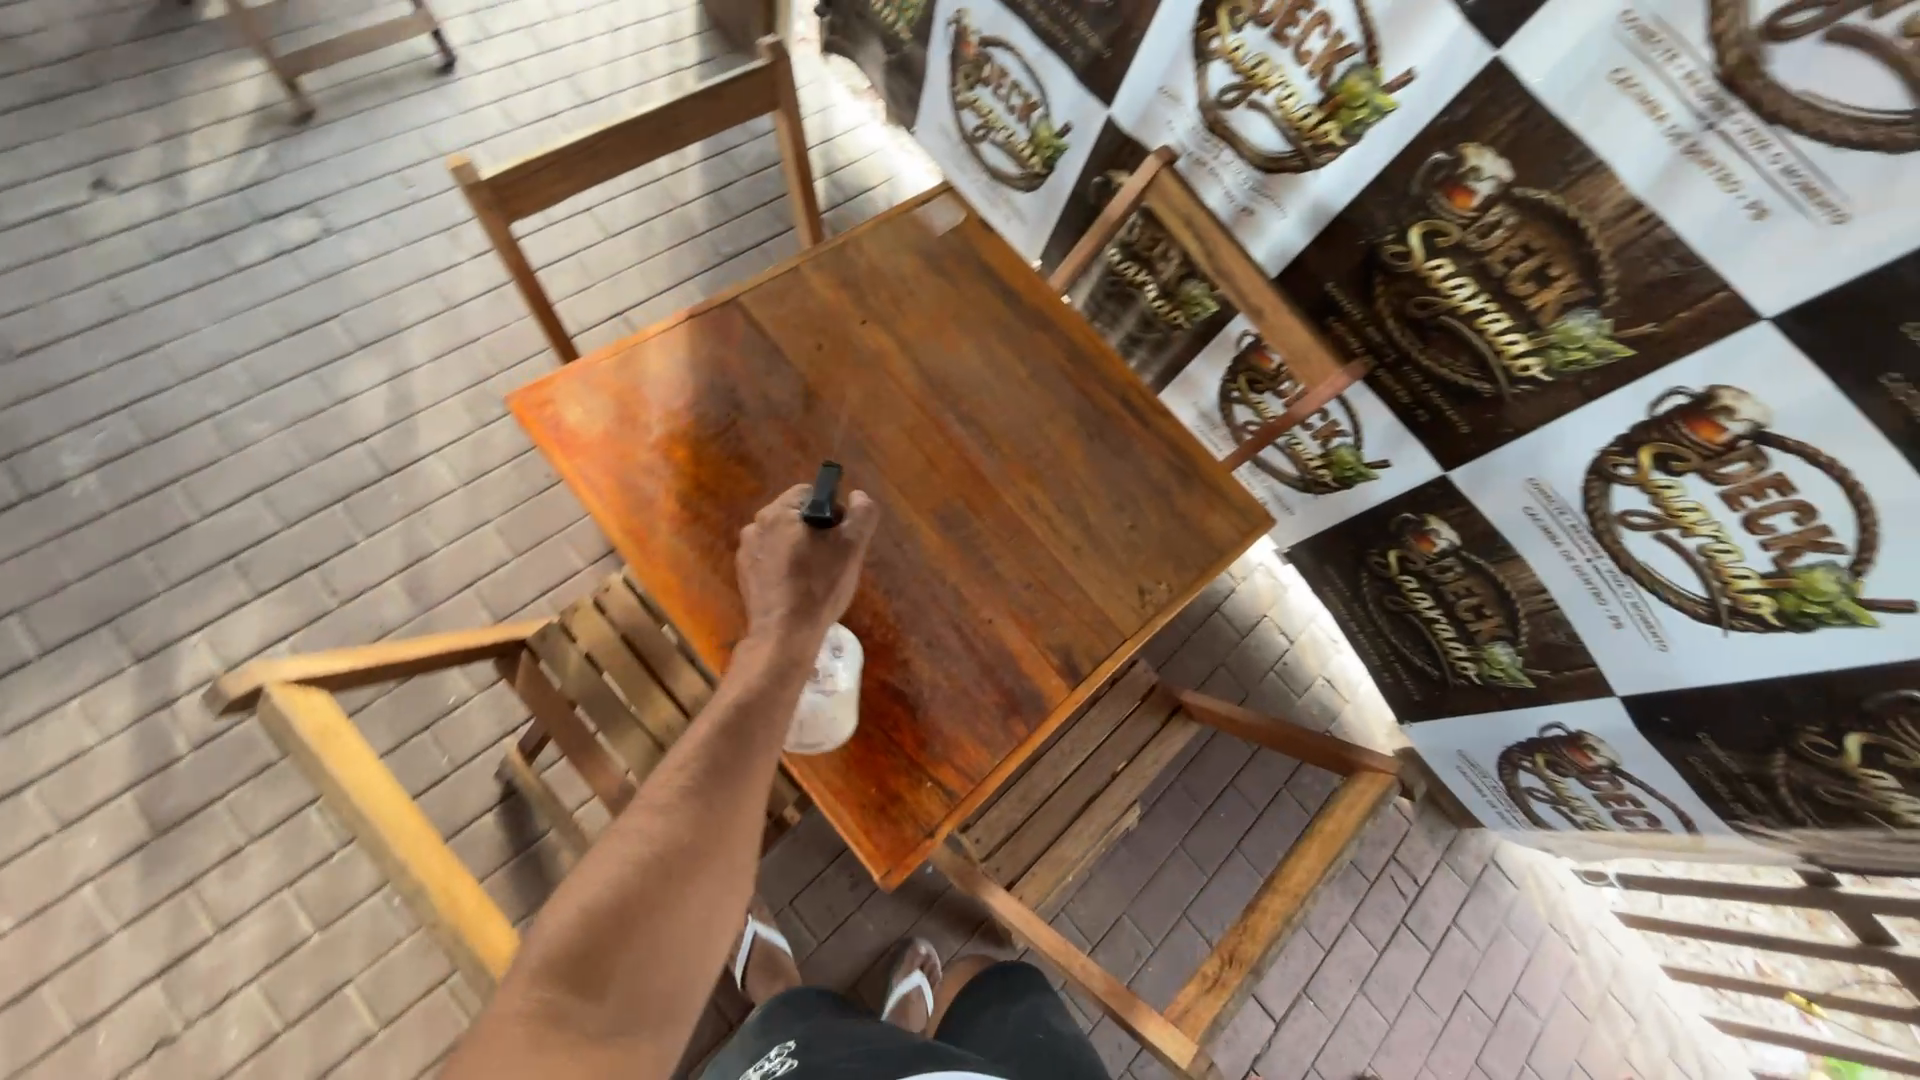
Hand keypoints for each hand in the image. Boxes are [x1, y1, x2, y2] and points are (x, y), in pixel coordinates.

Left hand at [735, 483, 878, 651]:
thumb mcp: (852, 547)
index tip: (842, 535)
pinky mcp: (744, 576)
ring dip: (800, 550)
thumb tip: (857, 495)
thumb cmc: (819, 585)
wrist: (785, 634)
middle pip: (796, 516)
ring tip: (816, 577)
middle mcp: (756, 526)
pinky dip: (785, 568)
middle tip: (833, 558)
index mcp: (778, 512)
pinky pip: (771, 561)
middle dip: (816, 531)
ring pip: (783, 539)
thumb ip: (862, 514)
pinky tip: (798, 589)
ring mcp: (746, 552)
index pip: (811, 493)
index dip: (833, 510)